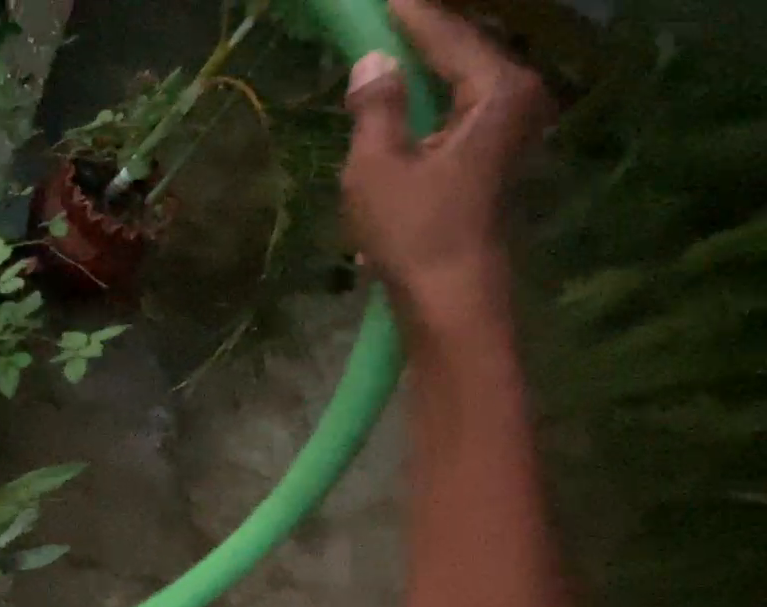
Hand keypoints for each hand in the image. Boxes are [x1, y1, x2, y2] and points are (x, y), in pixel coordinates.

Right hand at [343, 0, 550, 313]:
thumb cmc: (413, 230)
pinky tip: (402, 105)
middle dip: (425, 39)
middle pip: (466, 54)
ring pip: (462, 84)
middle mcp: (518, 100)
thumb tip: (372, 62)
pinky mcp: (493, 160)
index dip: (413, 17)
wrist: (449, 292)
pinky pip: (459, 112)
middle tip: (385, 25)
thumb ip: (376, 108)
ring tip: (388, 58)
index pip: (451, 37)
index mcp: (498, 92)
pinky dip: (430, 103)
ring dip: (425, 73)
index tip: (384, 0)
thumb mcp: (377, 167)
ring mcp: (510, 132)